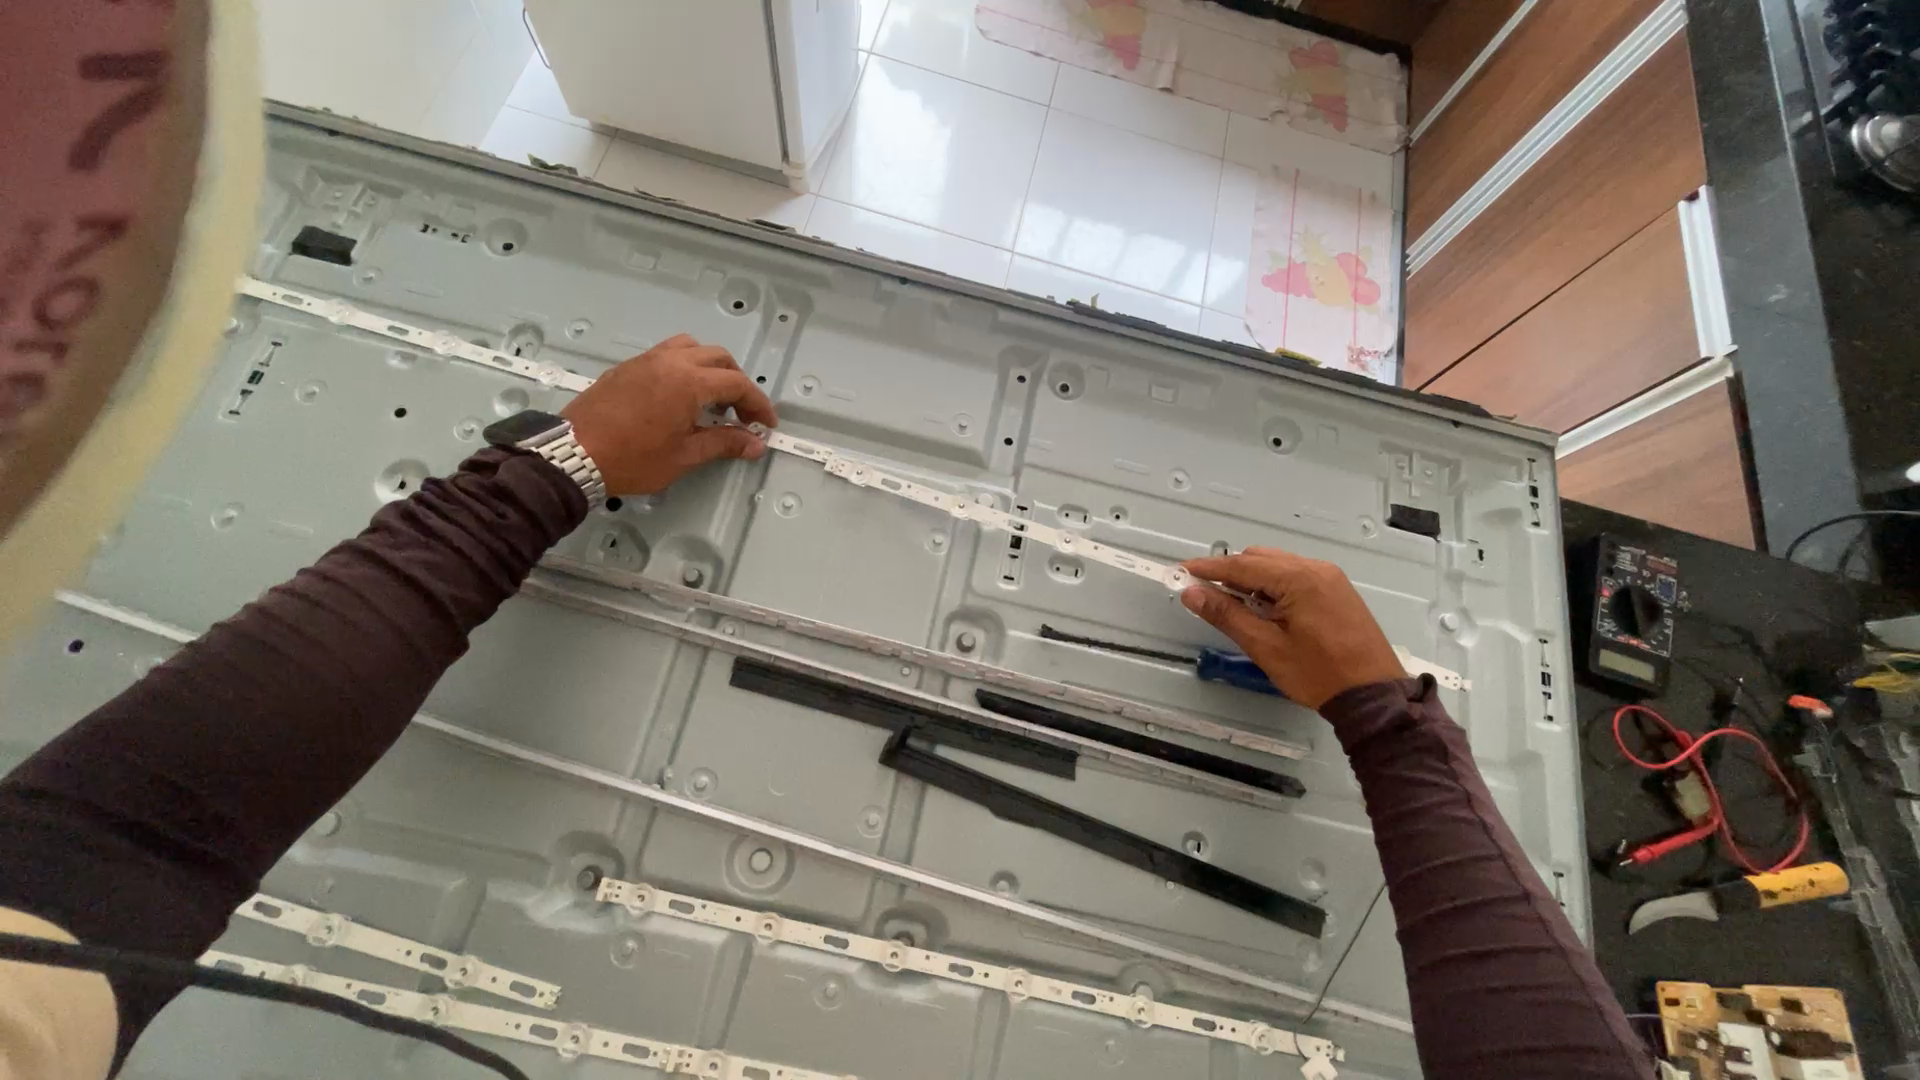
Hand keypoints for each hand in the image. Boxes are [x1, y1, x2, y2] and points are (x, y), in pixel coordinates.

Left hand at [561, 334, 776, 495]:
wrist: (574, 453)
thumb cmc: (633, 459)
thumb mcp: (685, 455)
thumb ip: (724, 443)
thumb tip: (754, 443)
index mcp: (688, 382)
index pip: (737, 384)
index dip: (758, 404)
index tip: (765, 425)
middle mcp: (670, 362)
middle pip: (718, 359)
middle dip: (738, 384)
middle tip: (742, 415)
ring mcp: (647, 360)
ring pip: (692, 349)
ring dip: (711, 369)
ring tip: (714, 399)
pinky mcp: (629, 367)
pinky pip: (668, 354)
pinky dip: (686, 368)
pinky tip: (683, 397)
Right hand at [1180, 548, 1404, 709]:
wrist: (1374, 696)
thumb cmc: (1317, 674)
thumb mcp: (1265, 647)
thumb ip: (1226, 615)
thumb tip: (1191, 593)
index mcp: (1299, 579)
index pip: (1242, 565)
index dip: (1208, 568)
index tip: (1180, 571)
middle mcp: (1316, 568)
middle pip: (1259, 559)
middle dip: (1229, 573)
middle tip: (1204, 594)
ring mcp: (1330, 578)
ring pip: (1277, 565)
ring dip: (1251, 579)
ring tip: (1233, 605)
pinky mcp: (1336, 590)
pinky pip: (1295, 576)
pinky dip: (1273, 585)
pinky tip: (1264, 608)